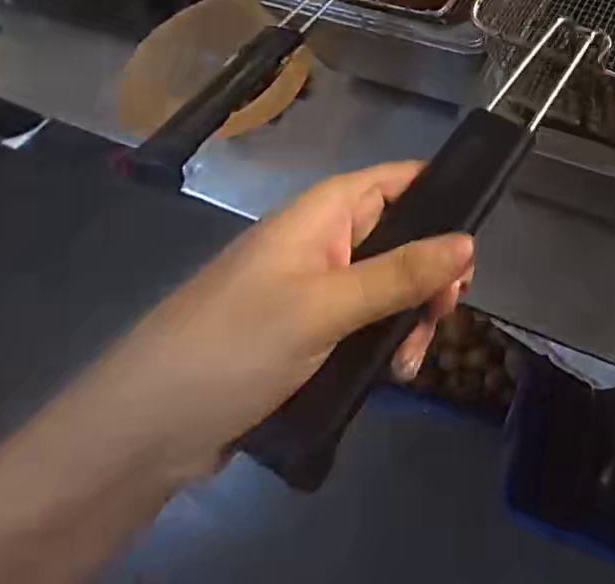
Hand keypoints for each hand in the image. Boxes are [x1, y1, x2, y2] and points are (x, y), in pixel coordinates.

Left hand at [0, 163, 474, 583]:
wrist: (140, 435)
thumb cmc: (233, 346)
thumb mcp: (326, 306)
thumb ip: (402, 272)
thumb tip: (470, 241)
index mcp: (326, 211)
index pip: (401, 179)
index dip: (444, 198)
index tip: (473, 242)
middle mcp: (327, 239)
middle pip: (407, 235)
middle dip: (433, 273)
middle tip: (444, 313)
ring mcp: (320, 285)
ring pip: (394, 283)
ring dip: (414, 316)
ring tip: (411, 358)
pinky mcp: (312, 328)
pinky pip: (370, 320)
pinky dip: (390, 341)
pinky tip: (395, 371)